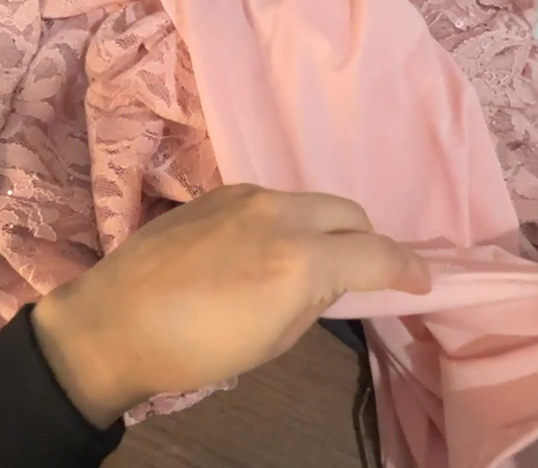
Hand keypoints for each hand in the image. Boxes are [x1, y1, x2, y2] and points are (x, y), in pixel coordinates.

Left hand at [31, 184, 430, 425]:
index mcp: (299, 260)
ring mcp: (247, 195)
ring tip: (311, 263)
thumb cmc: (196, 348)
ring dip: (327, 228)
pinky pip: (275, 200)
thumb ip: (314, 298)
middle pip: (349, 212)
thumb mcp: (272, 340)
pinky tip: (266, 249)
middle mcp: (280, 213)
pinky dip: (290, 221)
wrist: (116, 317)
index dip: (407, 267)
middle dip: (367, 241)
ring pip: (312, 202)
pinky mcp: (221, 190)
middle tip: (367, 273)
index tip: (421, 280)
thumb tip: (332, 279)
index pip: (375, 252)